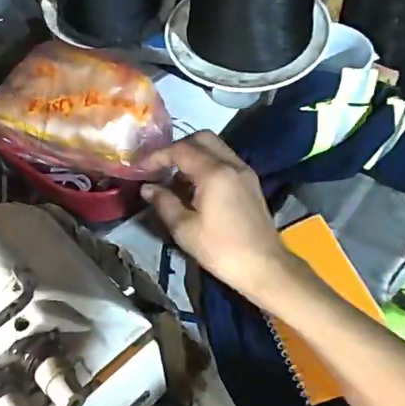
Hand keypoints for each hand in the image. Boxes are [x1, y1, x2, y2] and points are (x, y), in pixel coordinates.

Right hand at [141, 132, 307, 305]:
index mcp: (214, 173)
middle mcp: (232, 164)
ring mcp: (244, 172)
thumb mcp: (184, 229)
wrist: (264, 267)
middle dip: (177, 147)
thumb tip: (147, 188)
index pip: (181, 150)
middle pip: (201, 139)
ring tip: (173, 178)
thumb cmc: (221, 249)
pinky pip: (224, 161)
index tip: (140, 167)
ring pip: (215, 148)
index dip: (157, 155)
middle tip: (159, 166)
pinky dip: (206, 164)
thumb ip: (164, 202)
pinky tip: (193, 187)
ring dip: (192, 155)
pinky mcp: (250, 183)